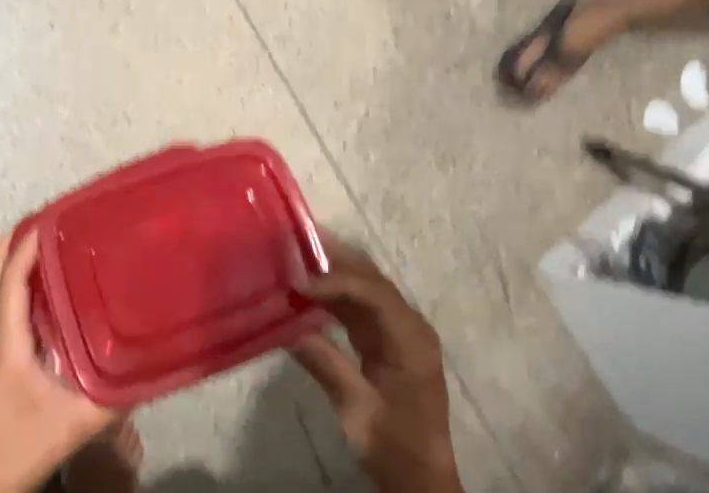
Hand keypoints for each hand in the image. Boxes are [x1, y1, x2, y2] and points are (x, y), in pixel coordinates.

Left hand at [0, 228, 118, 492]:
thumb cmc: (21, 445)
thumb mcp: (76, 423)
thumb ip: (116, 397)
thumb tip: (153, 366)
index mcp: (6, 337)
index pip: (11, 272)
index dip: (32, 238)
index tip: (62, 213)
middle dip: (19, 235)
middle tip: (57, 220)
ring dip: (18, 257)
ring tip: (59, 245)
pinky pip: (2, 303)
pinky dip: (20, 282)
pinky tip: (54, 293)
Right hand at [291, 235, 460, 492]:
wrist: (421, 481)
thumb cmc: (396, 446)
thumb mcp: (357, 410)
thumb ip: (325, 364)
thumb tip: (287, 327)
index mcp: (411, 339)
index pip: (373, 293)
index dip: (335, 281)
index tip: (297, 282)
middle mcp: (410, 326)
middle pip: (372, 280)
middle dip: (335, 259)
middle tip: (295, 240)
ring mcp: (400, 332)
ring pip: (365, 288)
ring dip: (333, 273)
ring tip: (297, 256)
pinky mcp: (387, 343)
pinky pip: (361, 308)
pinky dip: (335, 297)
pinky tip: (309, 291)